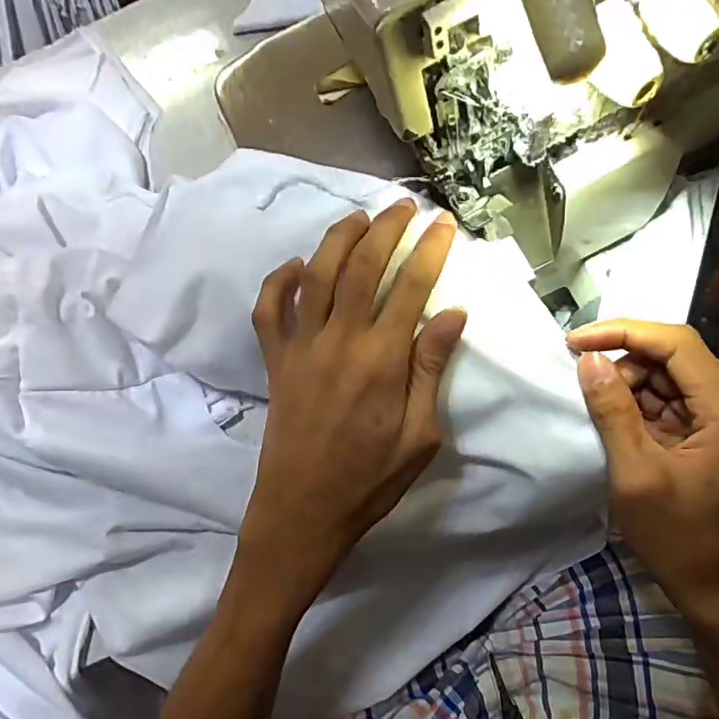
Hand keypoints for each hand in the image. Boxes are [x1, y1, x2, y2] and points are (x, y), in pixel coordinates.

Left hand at [237, 199, 467, 609]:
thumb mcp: (420, 436)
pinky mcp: (274, 363)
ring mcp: (300, 349)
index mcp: (381, 360)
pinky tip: (295, 265)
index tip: (443, 224)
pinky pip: (268, 311)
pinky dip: (277, 281)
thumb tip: (451, 314)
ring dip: (336, 239)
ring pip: (314, 276)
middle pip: (360, 267)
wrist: (303, 512)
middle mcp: (338, 342)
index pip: (409, 287)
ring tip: (359, 217)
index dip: (428, 250)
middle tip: (404, 206)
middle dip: (385, 229)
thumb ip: (431, 370)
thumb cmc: (369, 481)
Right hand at [567, 320, 718, 608]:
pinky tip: (613, 419)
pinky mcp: (705, 433)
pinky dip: (635, 402)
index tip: (577, 341)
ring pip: (667, 375)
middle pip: (674, 355)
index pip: (679, 344)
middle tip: (583, 383)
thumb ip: (612, 410)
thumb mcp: (634, 471)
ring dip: (627, 382)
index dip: (626, 332)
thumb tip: (588, 361)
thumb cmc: (673, 534)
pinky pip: (666, 399)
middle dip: (624, 360)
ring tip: (598, 409)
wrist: (704, 583)